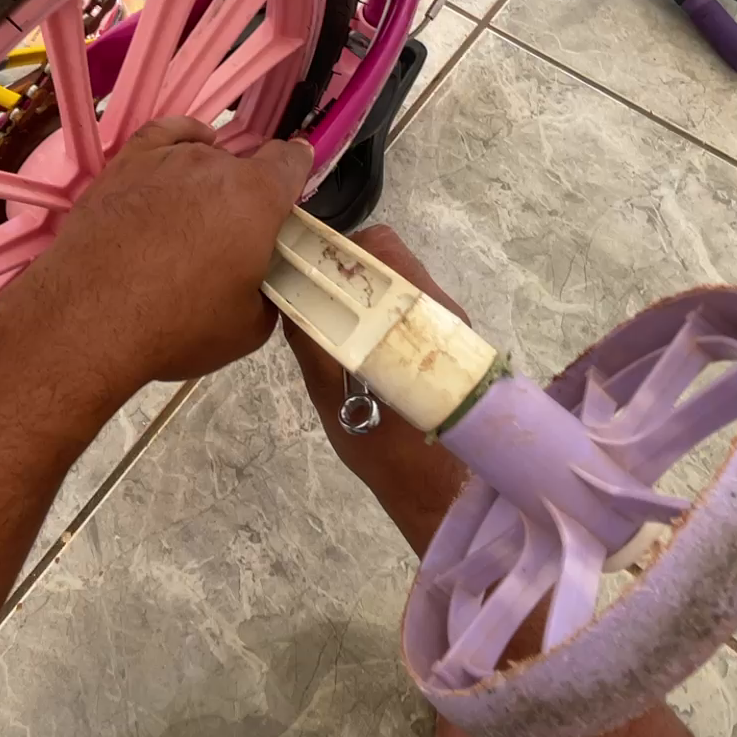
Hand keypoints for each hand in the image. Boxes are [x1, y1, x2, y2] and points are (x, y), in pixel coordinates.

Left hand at [0, 116, 312, 397]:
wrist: (89, 319)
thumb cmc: (178, 325)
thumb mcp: (248, 327)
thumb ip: (267, 291)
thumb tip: (259, 283)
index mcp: (257, 197)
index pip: (292, 161)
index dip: (297, 171)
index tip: (293, 188)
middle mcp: (214, 165)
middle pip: (244, 166)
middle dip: (247, 196)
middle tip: (234, 240)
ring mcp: (165, 159)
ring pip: (203, 156)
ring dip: (209, 182)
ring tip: (196, 220)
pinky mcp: (124, 164)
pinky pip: (164, 134)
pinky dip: (181, 138)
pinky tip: (186, 149)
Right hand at [281, 224, 472, 556]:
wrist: (438, 491)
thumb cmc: (380, 443)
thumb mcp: (328, 390)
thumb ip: (308, 336)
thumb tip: (286, 294)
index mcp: (414, 308)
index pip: (377, 245)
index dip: (336, 251)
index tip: (307, 272)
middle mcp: (439, 305)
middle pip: (390, 256)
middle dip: (348, 268)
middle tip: (317, 297)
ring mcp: (449, 324)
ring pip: (401, 280)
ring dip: (365, 289)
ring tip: (335, 322)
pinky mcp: (450, 343)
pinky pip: (410, 306)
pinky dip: (381, 311)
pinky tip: (361, 345)